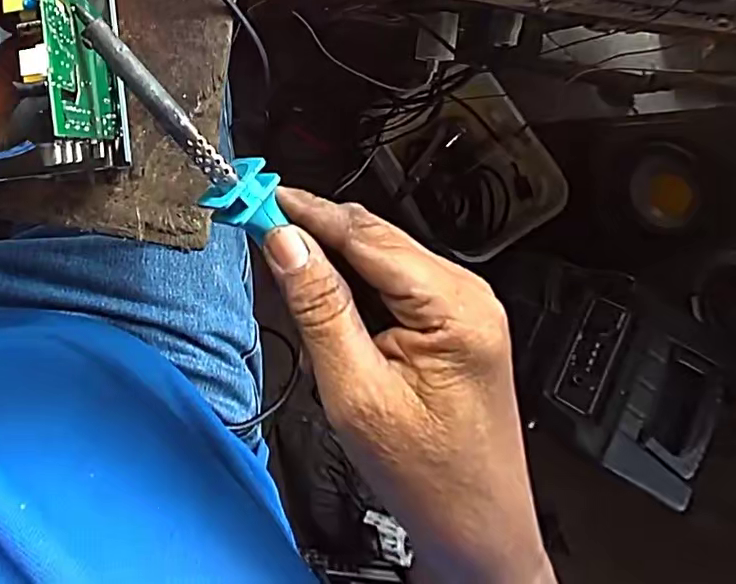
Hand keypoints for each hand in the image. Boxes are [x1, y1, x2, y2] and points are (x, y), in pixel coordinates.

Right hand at [267, 188, 552, 583]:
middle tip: (257, 218)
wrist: (478, 535)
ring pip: (377, 250)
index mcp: (454, 306)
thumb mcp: (356, 394)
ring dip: (326, 245)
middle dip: (311, 223)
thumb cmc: (431, 480)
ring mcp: (460, 301)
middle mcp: (465, 292)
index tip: (258, 199)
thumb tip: (286, 244)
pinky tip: (317, 274)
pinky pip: (388, 274)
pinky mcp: (448, 314)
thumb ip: (319, 308)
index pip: (363, 234)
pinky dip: (347, 269)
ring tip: (277, 243)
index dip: (303, 211)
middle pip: (372, 234)